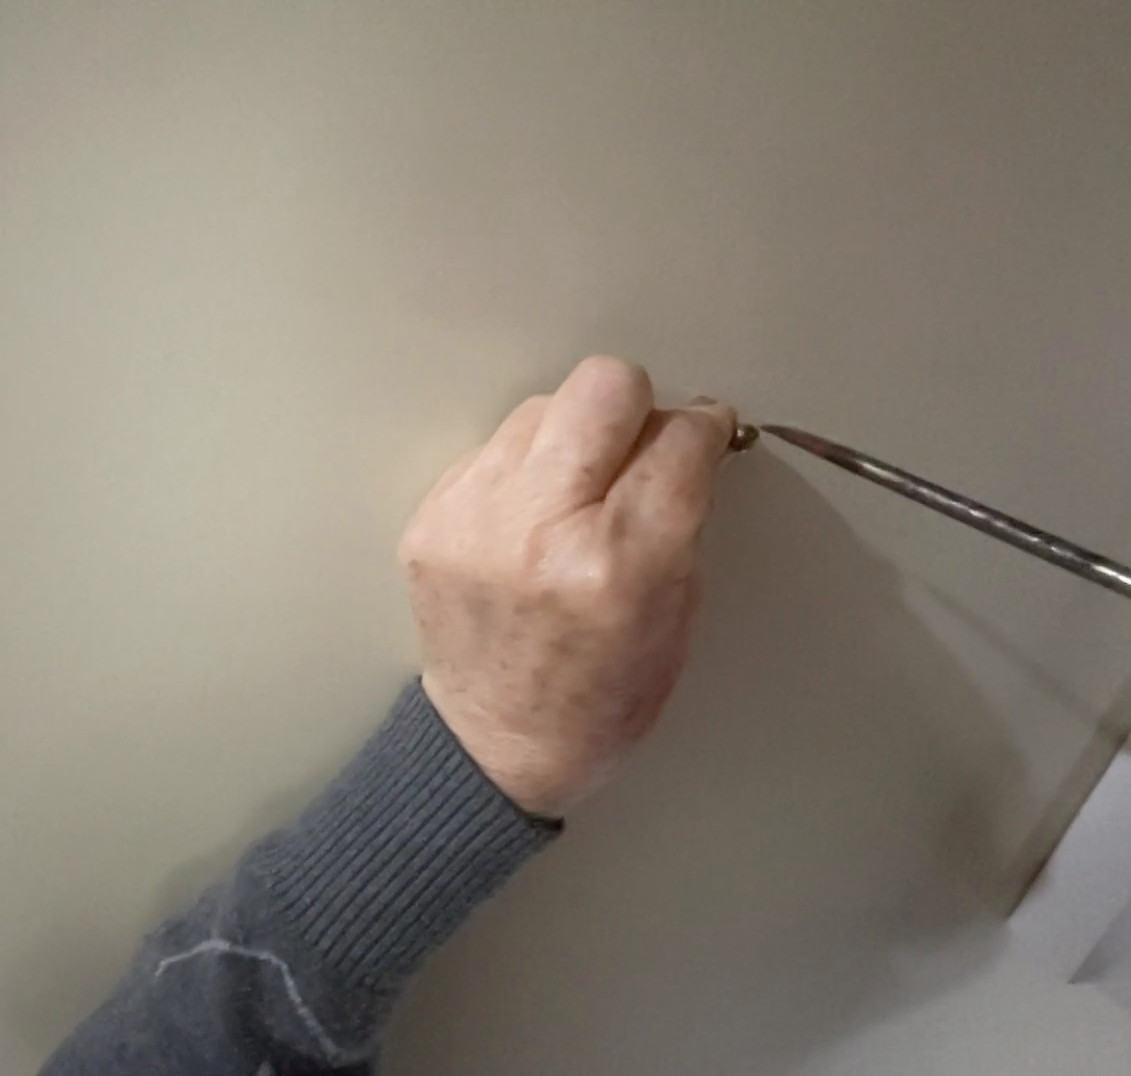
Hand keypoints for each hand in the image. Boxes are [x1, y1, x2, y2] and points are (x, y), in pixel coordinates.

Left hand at [397, 356, 738, 816]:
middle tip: (637, 445)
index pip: (678, 440)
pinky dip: (520, 469)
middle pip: (601, 387)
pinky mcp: (428, 521)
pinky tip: (527, 514)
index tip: (702, 435)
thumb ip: (680, 519)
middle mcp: (537, 527)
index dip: (702, 429)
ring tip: (574, 490)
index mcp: (616, 563)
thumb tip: (681, 442)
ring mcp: (471, 518)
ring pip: (540, 408)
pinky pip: (490, 451)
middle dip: (635, 406)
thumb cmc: (598, 700)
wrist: (493, 742)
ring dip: (572, 436)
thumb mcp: (675, 618)